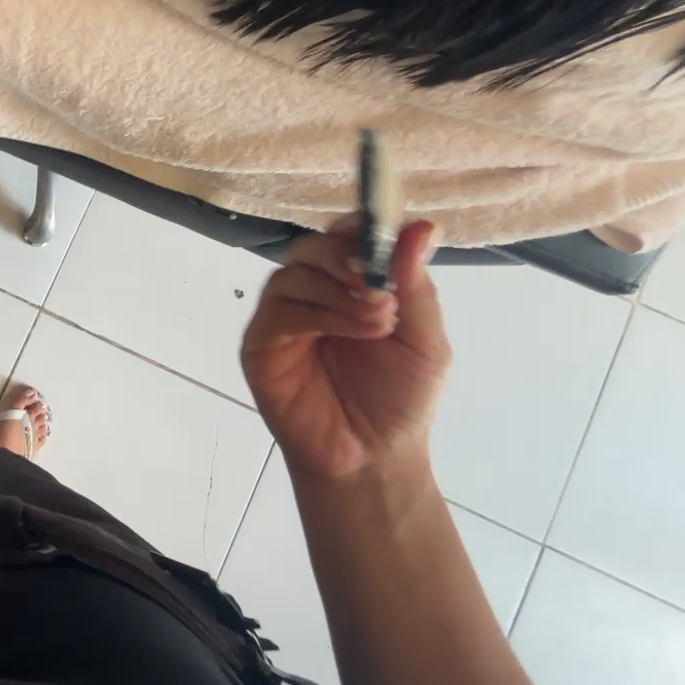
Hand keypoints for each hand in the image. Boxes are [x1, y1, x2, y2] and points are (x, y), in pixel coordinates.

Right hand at [241, 221, 450, 484]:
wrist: (372, 455)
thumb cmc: (400, 399)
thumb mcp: (426, 341)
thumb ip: (417, 287)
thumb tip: (421, 228)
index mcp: (347, 289)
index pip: (339, 241)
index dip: (355, 229)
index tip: (382, 233)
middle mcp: (308, 297)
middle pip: (307, 250)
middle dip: (342, 257)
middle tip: (379, 283)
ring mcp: (279, 320)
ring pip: (289, 277)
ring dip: (337, 290)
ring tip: (380, 319)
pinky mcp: (259, 345)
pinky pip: (277, 313)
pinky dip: (318, 313)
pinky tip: (356, 330)